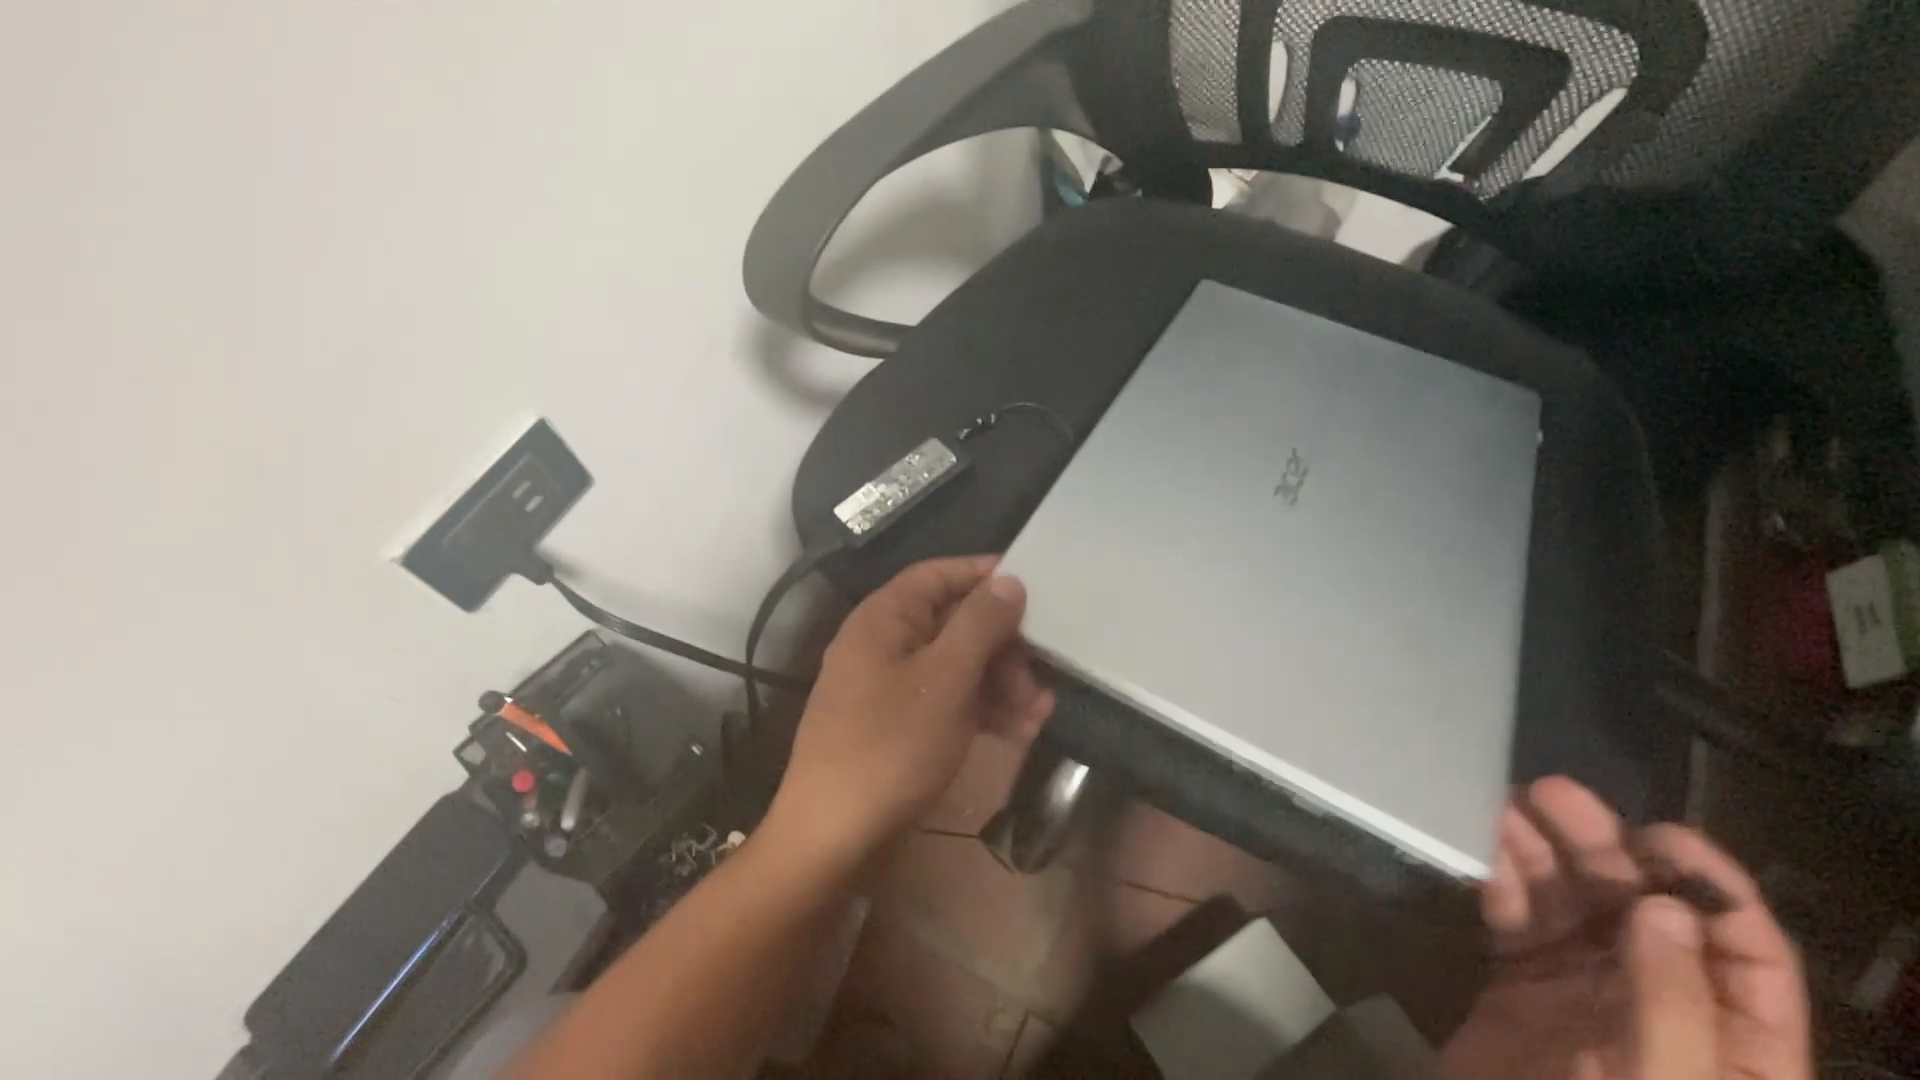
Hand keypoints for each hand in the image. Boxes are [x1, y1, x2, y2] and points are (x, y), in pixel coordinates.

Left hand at [765, 556, 1054, 866]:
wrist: (834, 836)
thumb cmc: (891, 746)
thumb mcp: (945, 680)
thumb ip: (979, 625)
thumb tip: (1008, 580)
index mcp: (883, 619)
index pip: (936, 575)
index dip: (983, 575)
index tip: (1033, 588)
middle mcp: (883, 645)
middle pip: (953, 623)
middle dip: (1002, 646)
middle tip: (1041, 674)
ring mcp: (889, 688)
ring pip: (956, 667)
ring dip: (1000, 684)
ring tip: (1038, 714)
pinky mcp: (899, 727)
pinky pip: (947, 703)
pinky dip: (981, 711)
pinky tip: (1018, 732)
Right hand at [1439, 777, 1810, 1079]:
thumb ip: (1673, 1007)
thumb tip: (1665, 909)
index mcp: (1732, 1046)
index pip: (1747, 954)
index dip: (1713, 888)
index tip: (1658, 837)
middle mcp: (1660, 1006)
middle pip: (1643, 910)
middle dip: (1604, 851)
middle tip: (1552, 797)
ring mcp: (1582, 994)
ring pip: (1571, 904)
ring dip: (1540, 853)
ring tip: (1504, 808)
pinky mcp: (1517, 987)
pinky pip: (1514, 921)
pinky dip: (1499, 882)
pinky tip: (1482, 852)